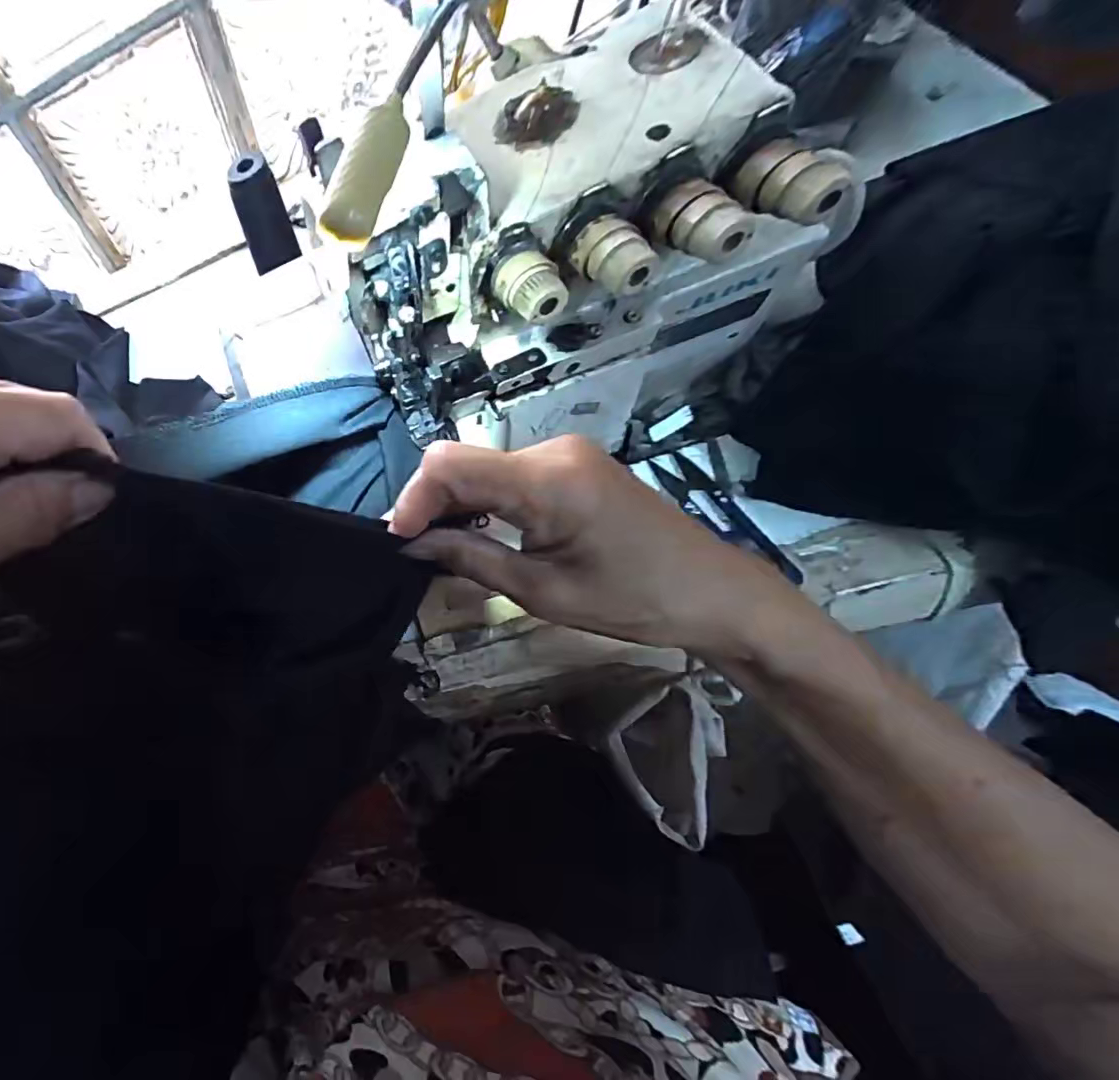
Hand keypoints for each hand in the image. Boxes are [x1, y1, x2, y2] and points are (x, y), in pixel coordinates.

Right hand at [390, 437, 807, 657]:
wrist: (720, 594)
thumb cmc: (634, 601)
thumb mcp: (539, 590)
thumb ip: (468, 557)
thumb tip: (409, 545)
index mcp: (547, 480)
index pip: (448, 465)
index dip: (412, 500)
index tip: (398, 543)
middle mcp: (551, 451)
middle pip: (458, 461)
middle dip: (427, 503)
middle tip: (415, 550)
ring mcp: (563, 453)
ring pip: (478, 465)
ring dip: (451, 502)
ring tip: (440, 545)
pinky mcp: (570, 464)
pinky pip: (504, 472)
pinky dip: (479, 499)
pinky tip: (476, 530)